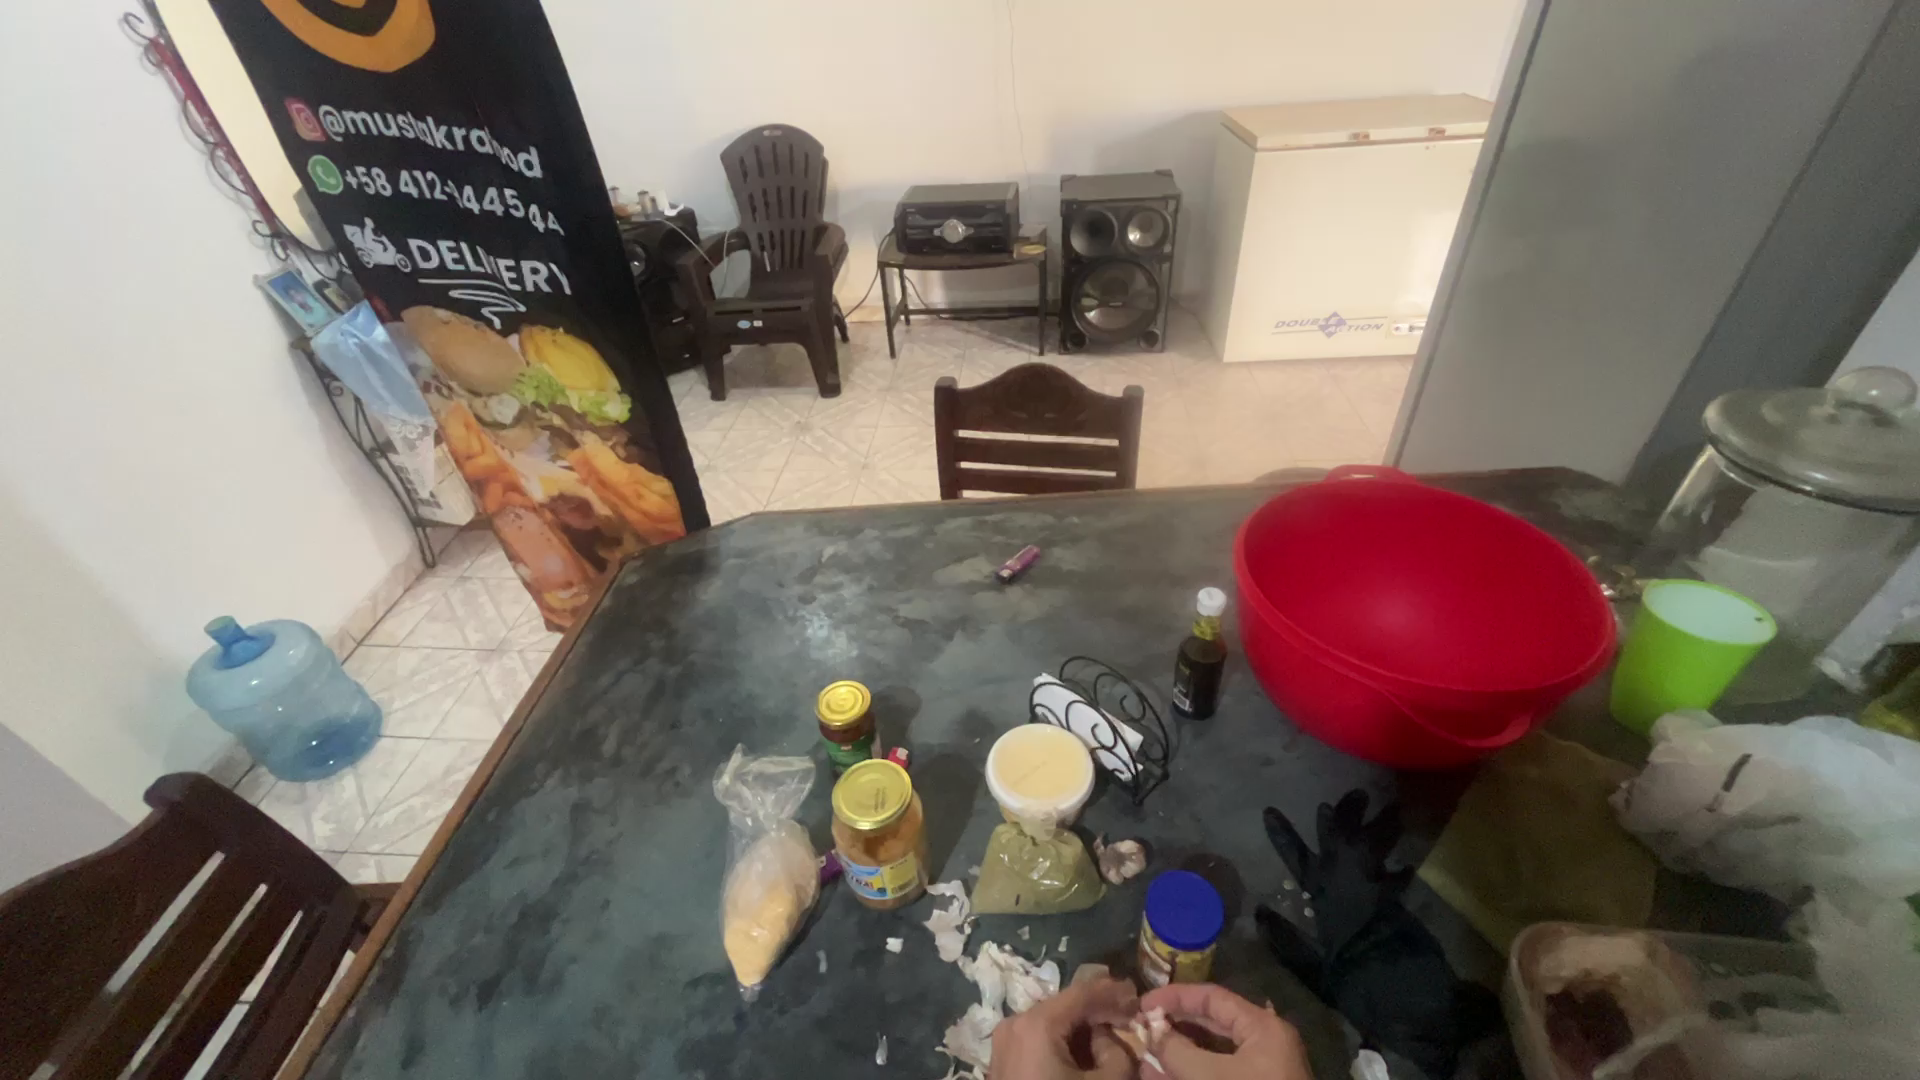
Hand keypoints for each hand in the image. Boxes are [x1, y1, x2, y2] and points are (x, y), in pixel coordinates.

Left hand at [988, 976, 1139, 1079]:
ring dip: (1082, 1028)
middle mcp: (1016, 1023)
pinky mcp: (1004, 1062)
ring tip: (1111, 1033)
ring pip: (1053, 1022)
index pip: (1082, 993)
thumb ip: (1117, 1054)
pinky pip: (1040, 1040)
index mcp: (1037, 1023)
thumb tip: (1110, 1037)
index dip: (1113, 992)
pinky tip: (1086, 1053)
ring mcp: (1005, 1042)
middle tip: (1128, 1016)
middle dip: (1098, 1011)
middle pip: (1066, 1006)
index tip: (1138, 996)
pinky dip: (1064, 1043)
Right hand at [1137, 983, 1310, 1079]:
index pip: (1211, 997)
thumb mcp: (1210, 1077)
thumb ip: (1176, 1050)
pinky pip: (1217, 1077)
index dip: (1174, 997)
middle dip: (1175, 1028)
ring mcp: (1262, 1075)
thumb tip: (1150, 1031)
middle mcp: (1265, 1045)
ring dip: (1179, 1055)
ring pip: (1212, 1055)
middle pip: (1212, 1024)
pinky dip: (1192, 1075)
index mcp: (1263, 1029)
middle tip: (1142, 1028)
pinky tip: (1161, 1078)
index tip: (1143, 1005)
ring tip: (1146, 1057)